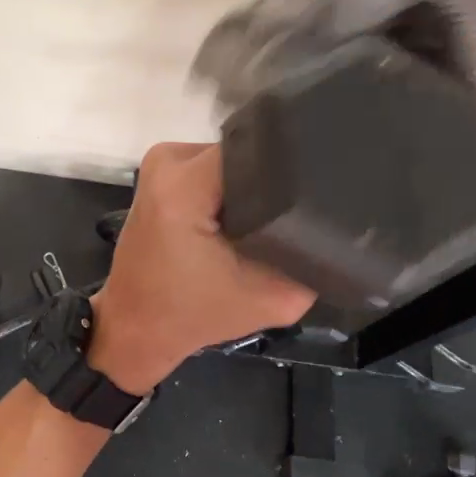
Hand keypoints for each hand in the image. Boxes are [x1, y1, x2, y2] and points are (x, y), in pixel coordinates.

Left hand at [88, 143, 315, 393]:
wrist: (137, 327)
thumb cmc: (194, 314)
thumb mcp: (272, 299)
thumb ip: (310, 262)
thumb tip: (339, 229)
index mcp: (184, 182)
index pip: (258, 149)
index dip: (293, 170)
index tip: (319, 194)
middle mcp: (168, 160)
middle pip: (245, 152)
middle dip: (274, 181)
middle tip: (304, 213)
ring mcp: (161, 163)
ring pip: (231, 160)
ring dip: (254, 187)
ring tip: (279, 218)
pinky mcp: (162, 176)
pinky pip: (212, 169)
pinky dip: (231, 190)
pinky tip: (250, 216)